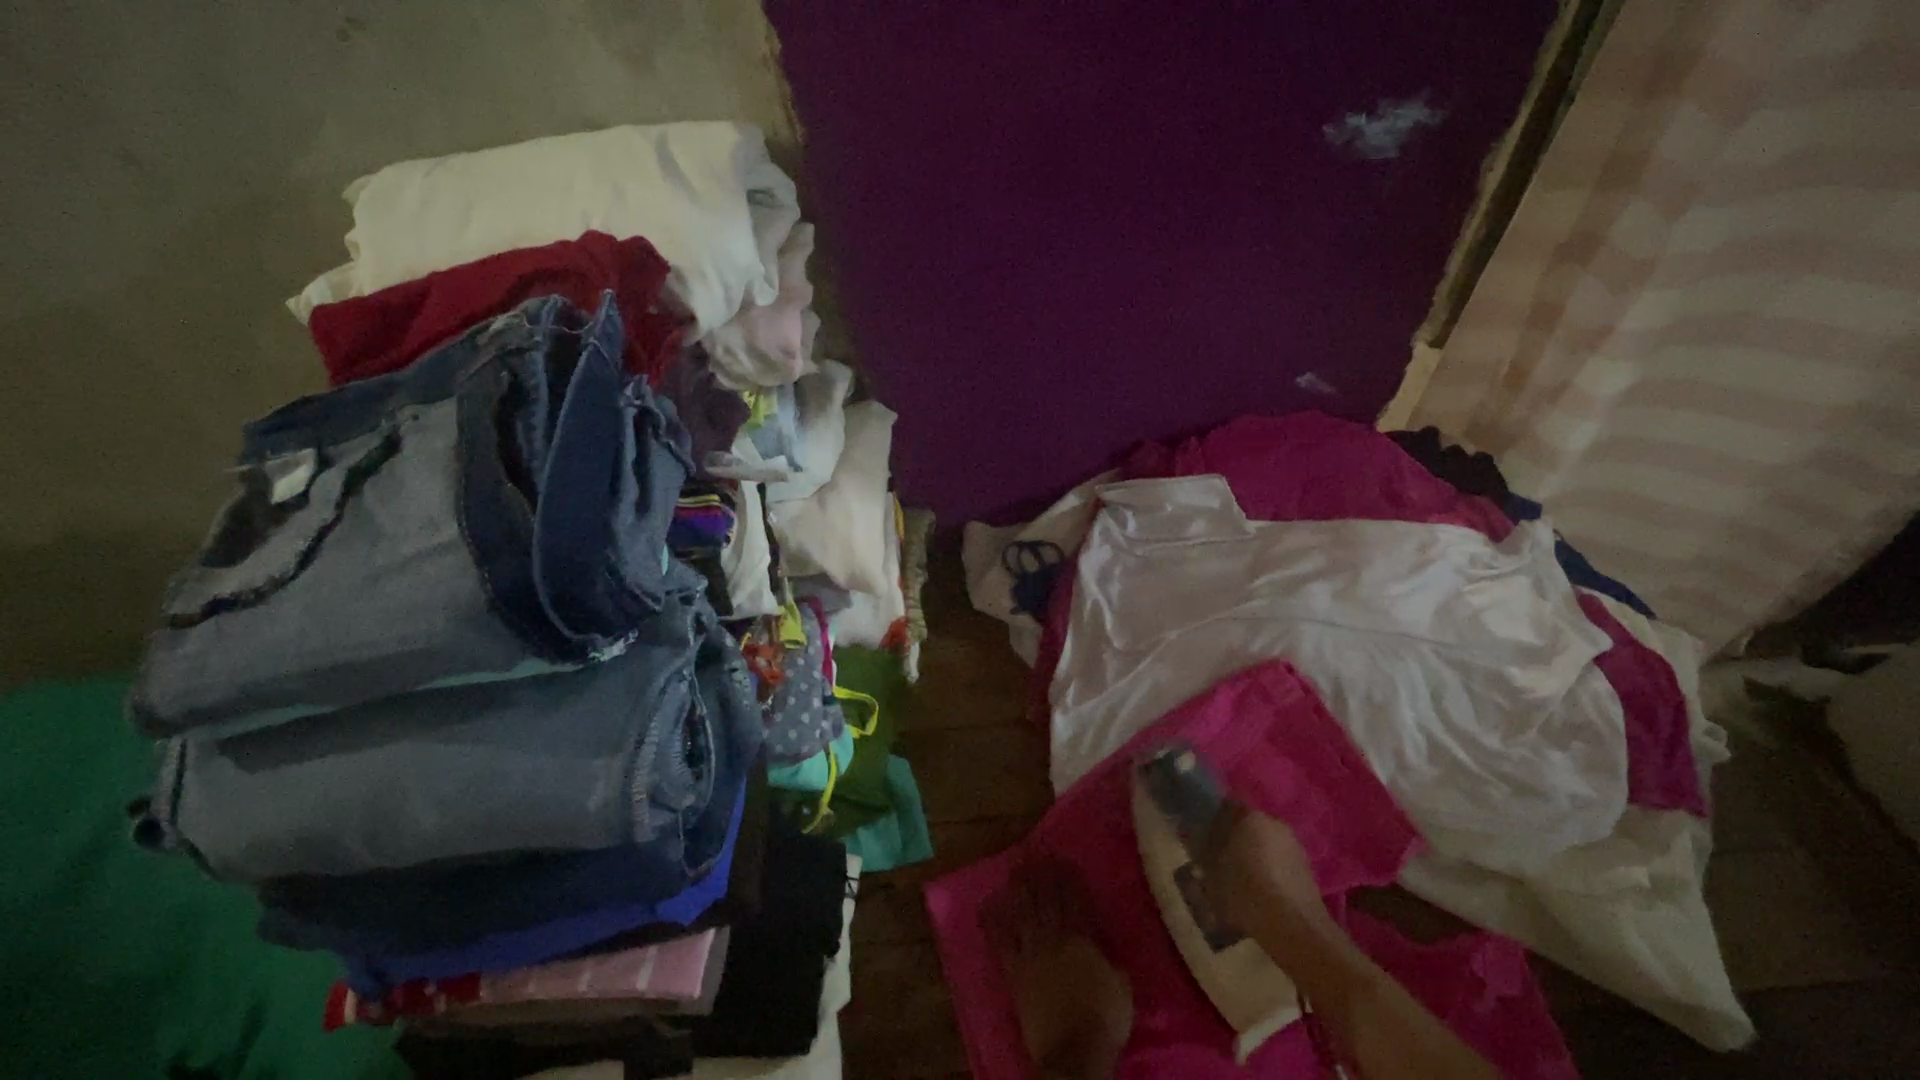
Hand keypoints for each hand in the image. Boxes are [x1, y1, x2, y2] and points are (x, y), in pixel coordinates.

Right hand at [1197, 807, 1343, 972]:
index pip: (1227, 804)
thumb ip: (1202, 850)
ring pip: (1264, 842)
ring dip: (1250, 853)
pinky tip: (1257, 890)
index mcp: (1251, 817)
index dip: (1212, 817)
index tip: (1201, 832)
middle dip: (1232, 836)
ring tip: (1236, 878)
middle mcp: (1275, 823)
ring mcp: (1294, 845)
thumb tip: (1196, 839)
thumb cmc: (1246, 892)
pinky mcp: (1306, 868)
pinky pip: (1278, 860)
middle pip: (1247, 823)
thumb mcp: (1212, 872)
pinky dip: (1267, 869)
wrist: (1294, 927)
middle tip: (1216, 857)